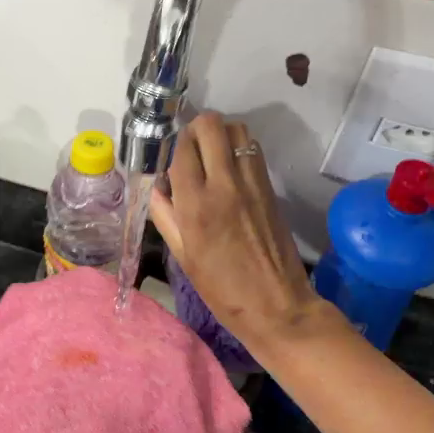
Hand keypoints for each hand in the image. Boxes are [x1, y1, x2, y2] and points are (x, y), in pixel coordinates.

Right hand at [148, 112, 330, 356]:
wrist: (276, 306)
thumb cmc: (221, 288)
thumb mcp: (181, 255)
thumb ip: (165, 215)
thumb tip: (157, 186)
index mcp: (196, 205)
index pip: (181, 149)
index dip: (172, 144)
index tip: (168, 154)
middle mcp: (224, 185)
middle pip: (211, 126)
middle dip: (196, 128)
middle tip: (191, 146)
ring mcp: (252, 183)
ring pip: (237, 130)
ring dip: (221, 133)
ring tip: (212, 152)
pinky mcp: (270, 188)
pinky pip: (253, 150)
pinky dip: (238, 147)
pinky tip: (230, 167)